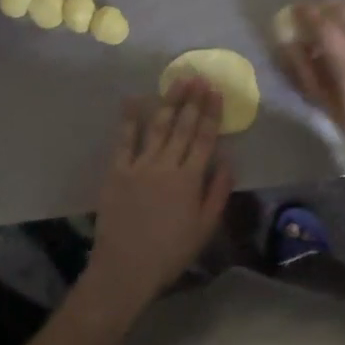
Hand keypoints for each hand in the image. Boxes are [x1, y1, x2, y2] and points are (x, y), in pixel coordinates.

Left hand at [84, 79, 233, 305]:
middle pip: (183, 127)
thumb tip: (227, 160)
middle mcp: (166, 165)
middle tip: (199, 77)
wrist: (125, 268)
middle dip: (192, 100)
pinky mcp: (117, 171)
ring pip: (157, 127)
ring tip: (177, 81)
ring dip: (168, 102)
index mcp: (190, 180)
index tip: (216, 91)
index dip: (211, 113)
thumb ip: (217, 192)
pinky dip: (129, 119)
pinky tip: (133, 99)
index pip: (204, 138)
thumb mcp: (205, 228)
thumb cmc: (170, 253)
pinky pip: (124, 140)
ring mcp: (139, 166)